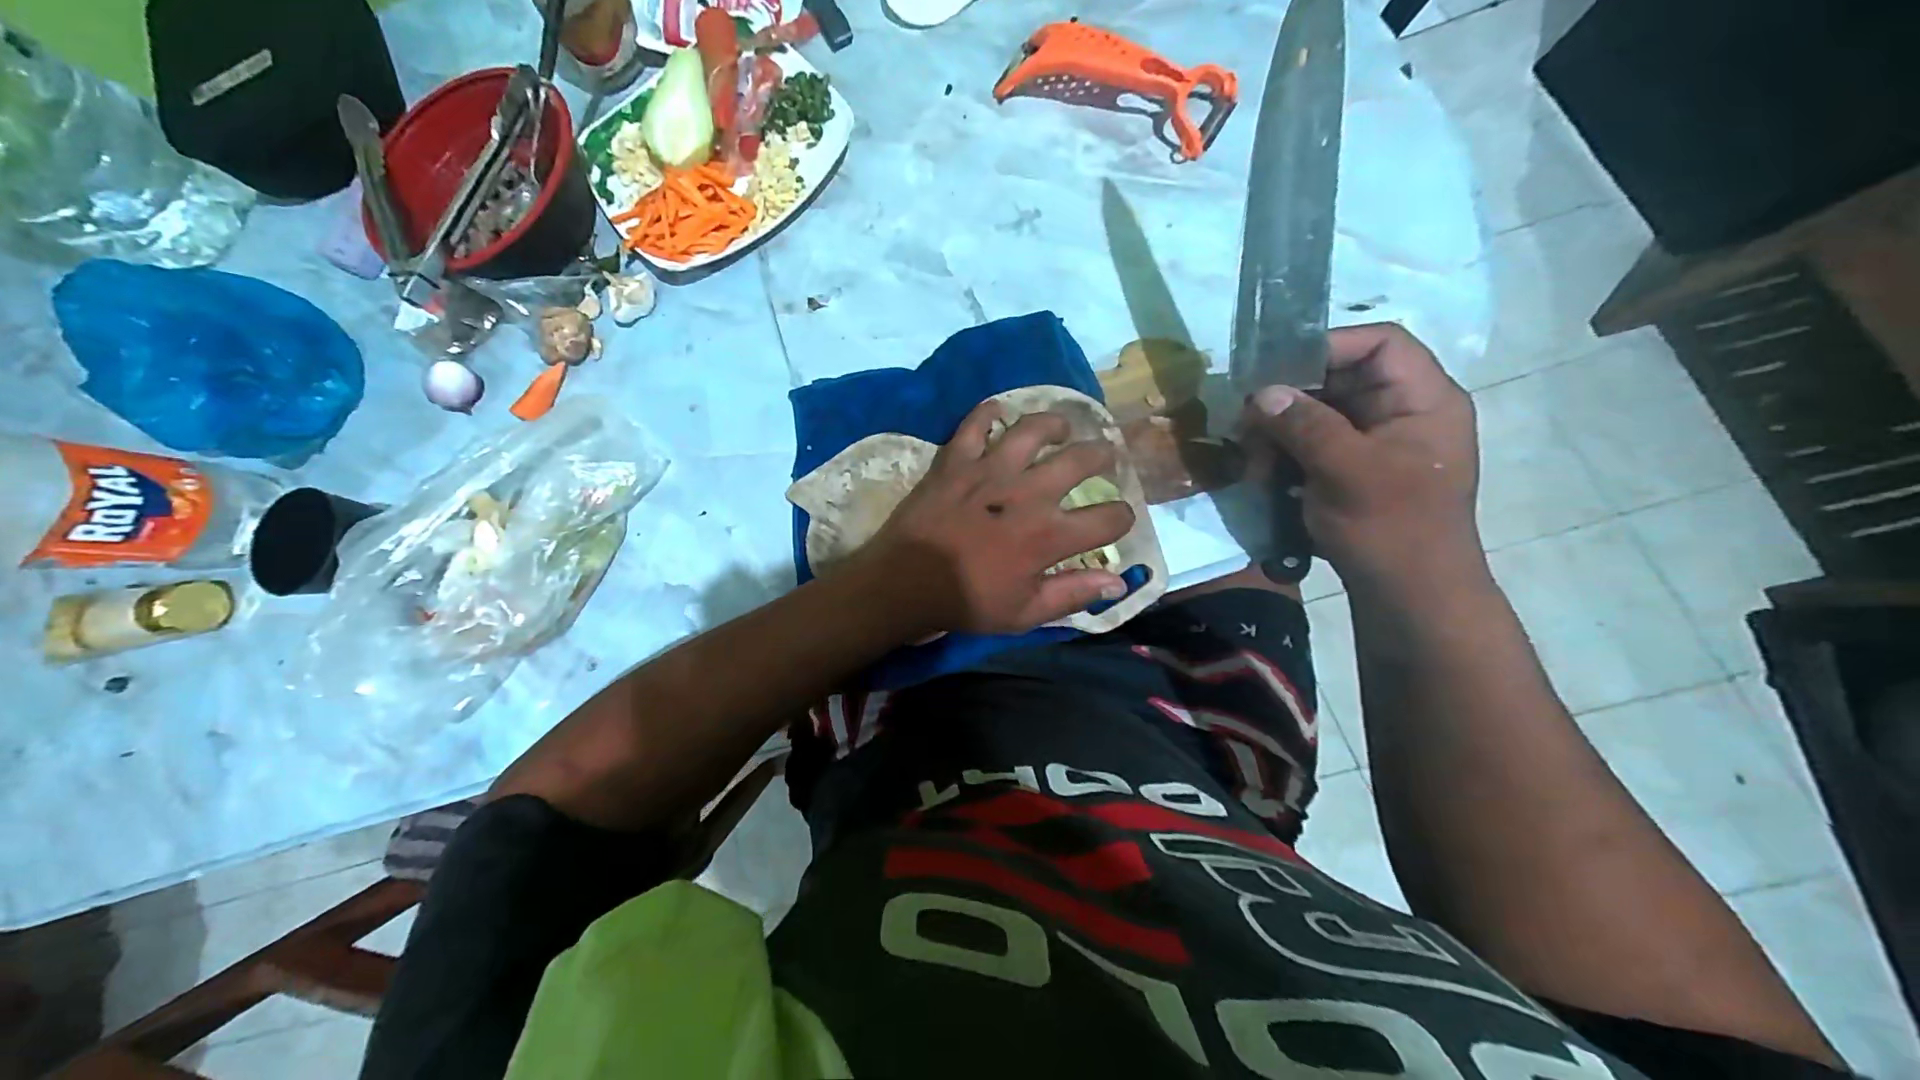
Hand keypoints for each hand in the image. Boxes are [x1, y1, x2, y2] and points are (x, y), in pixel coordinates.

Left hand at [860, 400, 1135, 634]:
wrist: (904, 582)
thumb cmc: (966, 601)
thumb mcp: (1025, 613)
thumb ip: (1074, 594)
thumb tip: (1119, 582)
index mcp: (1049, 535)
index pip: (1109, 518)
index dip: (1122, 518)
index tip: (1116, 520)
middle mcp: (1029, 493)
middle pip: (1081, 460)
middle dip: (1102, 455)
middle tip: (1105, 456)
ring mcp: (991, 470)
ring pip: (1033, 429)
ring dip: (1055, 424)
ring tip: (1062, 427)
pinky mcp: (957, 459)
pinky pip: (977, 423)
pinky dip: (990, 412)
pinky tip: (999, 411)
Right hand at [1239, 323, 1482, 592]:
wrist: (1409, 597)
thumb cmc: (1391, 529)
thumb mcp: (1346, 472)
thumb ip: (1305, 425)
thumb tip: (1262, 393)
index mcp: (1423, 400)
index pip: (1380, 344)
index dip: (1328, 345)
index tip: (1275, 367)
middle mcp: (1402, 412)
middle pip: (1341, 378)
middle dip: (1290, 398)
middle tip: (1248, 420)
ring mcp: (1377, 443)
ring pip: (1319, 414)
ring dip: (1281, 432)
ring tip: (1253, 457)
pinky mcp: (1353, 470)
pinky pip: (1314, 445)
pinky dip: (1286, 453)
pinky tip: (1262, 472)